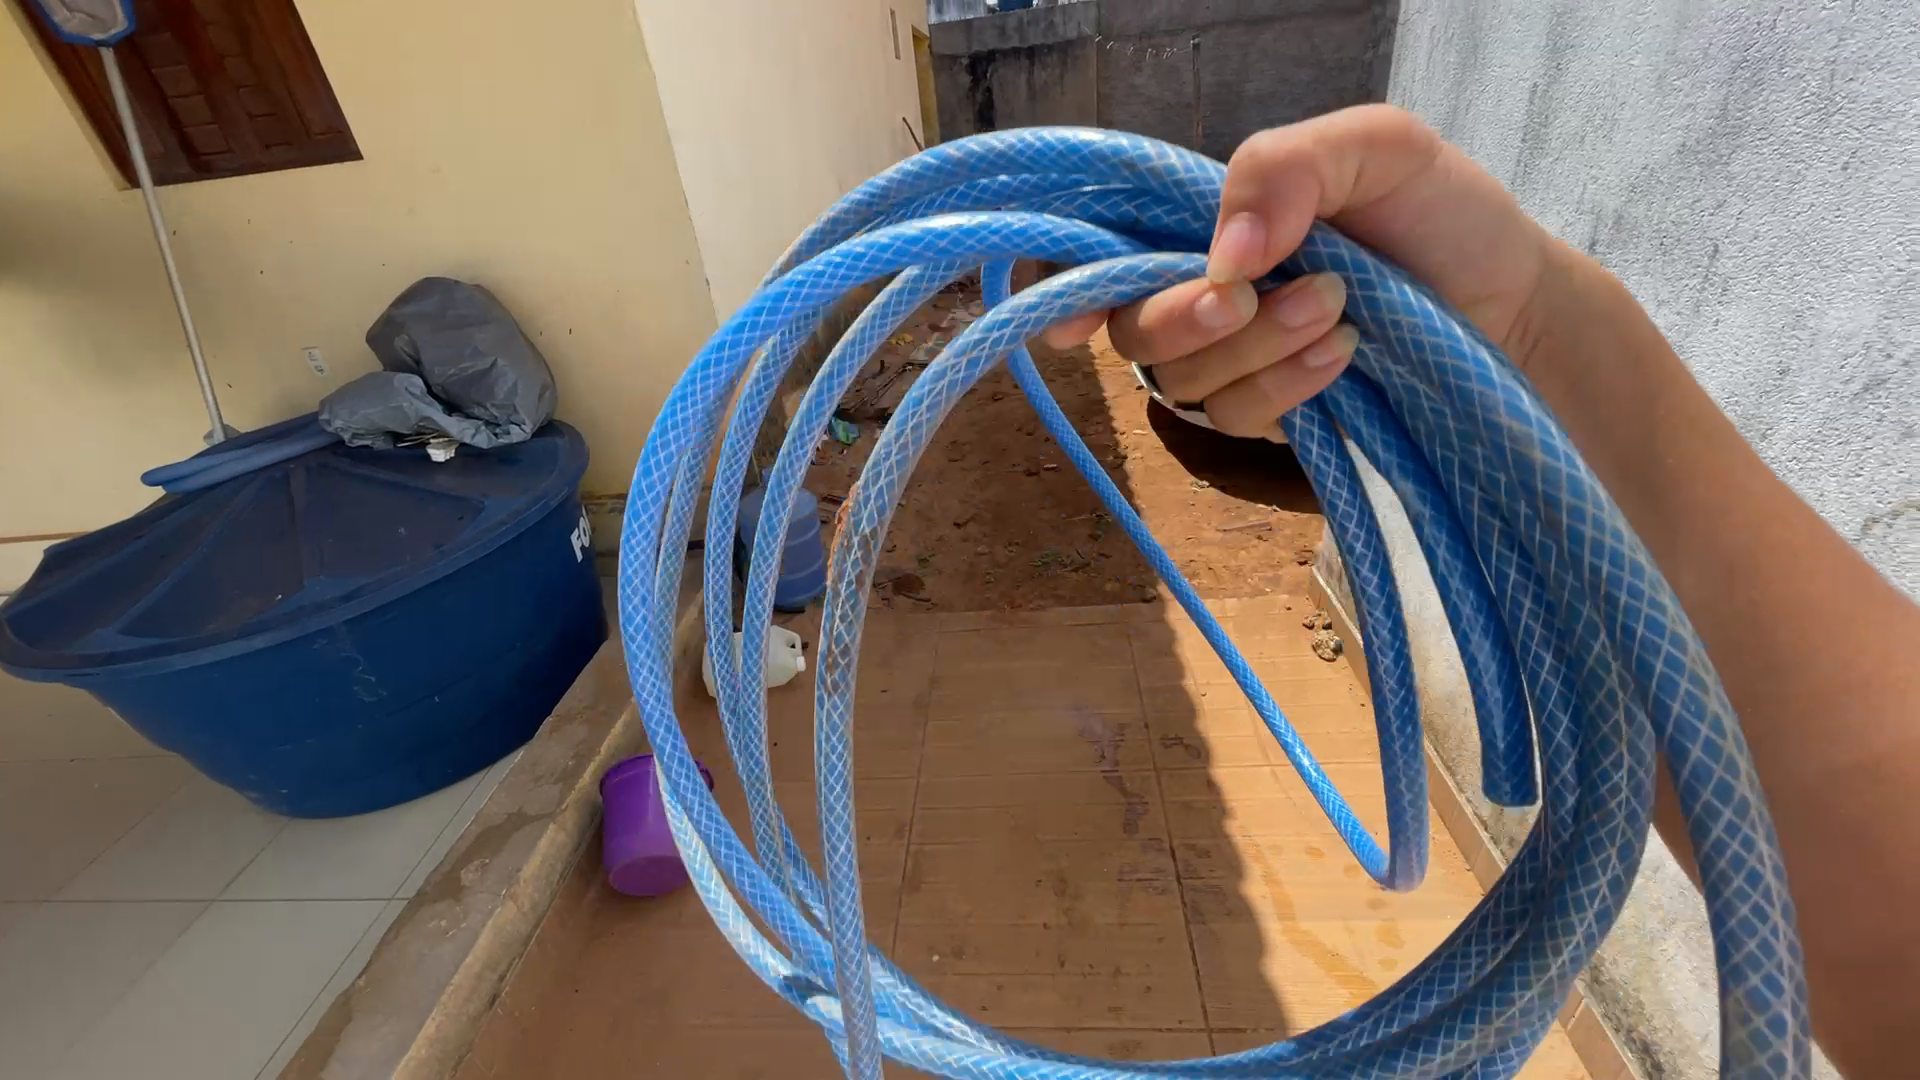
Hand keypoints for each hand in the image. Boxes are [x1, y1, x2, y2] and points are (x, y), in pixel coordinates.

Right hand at [1043, 105, 1556, 435]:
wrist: (1504, 305)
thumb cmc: (1435, 218)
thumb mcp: (1377, 150)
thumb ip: (1286, 169)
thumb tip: (1221, 259)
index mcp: (1206, 231)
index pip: (1114, 261)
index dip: (1077, 294)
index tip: (1073, 329)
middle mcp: (1199, 298)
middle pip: (1134, 333)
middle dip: (1186, 321)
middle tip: (1258, 294)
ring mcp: (1227, 362)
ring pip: (1183, 381)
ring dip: (1253, 349)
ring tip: (1338, 314)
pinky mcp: (1260, 412)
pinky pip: (1232, 417)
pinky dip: (1280, 389)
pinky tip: (1338, 360)